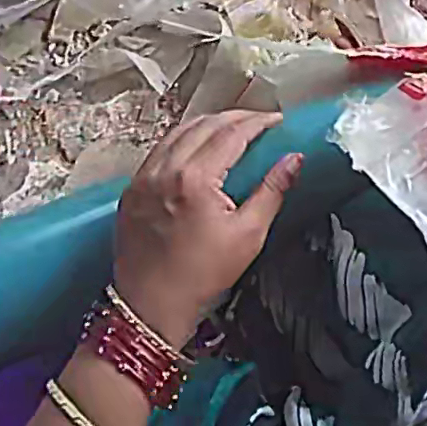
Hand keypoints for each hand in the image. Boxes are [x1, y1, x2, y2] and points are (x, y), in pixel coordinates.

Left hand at [112, 111, 303, 345]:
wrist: (149, 308)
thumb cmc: (201, 276)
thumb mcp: (249, 233)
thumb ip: (273, 190)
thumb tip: (294, 160)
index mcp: (194, 180)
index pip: (232, 133)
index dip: (259, 122)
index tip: (277, 120)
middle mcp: (164, 171)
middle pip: (205, 125)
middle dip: (237, 117)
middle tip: (261, 120)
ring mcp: (143, 179)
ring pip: (179, 131)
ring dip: (210, 123)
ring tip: (234, 127)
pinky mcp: (132, 190)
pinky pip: (161, 148)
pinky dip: (185, 137)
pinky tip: (201, 145)